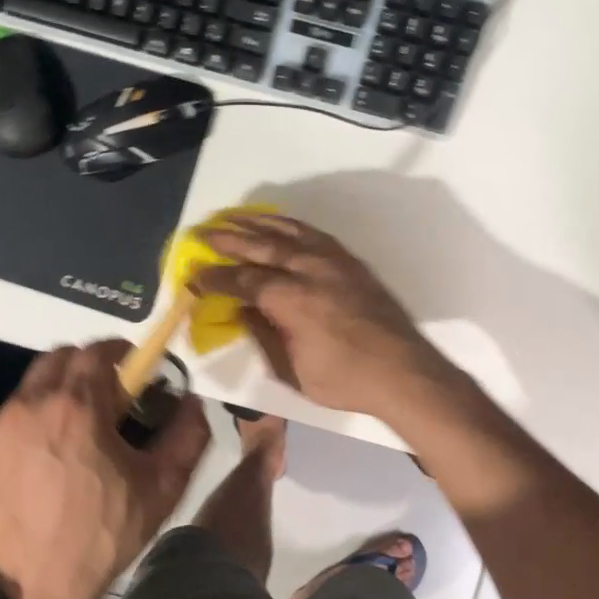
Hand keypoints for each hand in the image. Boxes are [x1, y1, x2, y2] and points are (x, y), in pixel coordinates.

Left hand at [0, 340, 208, 598]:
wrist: (33, 588)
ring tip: (86, 424)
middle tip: (117, 396)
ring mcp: (3, 422)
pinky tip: (57, 449)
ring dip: (65, 385)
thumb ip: (188, 434)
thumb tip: (192, 400)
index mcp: (76, 406)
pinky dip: (41, 411)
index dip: (126, 355)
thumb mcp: (162, 487)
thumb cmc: (104, 536)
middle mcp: (33, 401)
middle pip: (65, 355)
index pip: (100, 350)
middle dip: (93, 365)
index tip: (142, 373)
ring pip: (38, 378)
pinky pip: (19, 407)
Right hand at [194, 214, 458, 418]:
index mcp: (291, 300)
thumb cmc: (345, 380)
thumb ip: (264, 335)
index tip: (193, 276)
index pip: (242, 281)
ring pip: (288, 232)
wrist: (405, 372)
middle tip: (202, 233)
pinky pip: (313, 234)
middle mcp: (309, 271)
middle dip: (229, 240)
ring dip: (256, 223)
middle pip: (261, 246)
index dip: (214, 278)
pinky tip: (277, 224)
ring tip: (233, 218)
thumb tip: (243, 310)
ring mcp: (333, 262)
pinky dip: (289, 225)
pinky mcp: (350, 262)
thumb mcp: (292, 370)